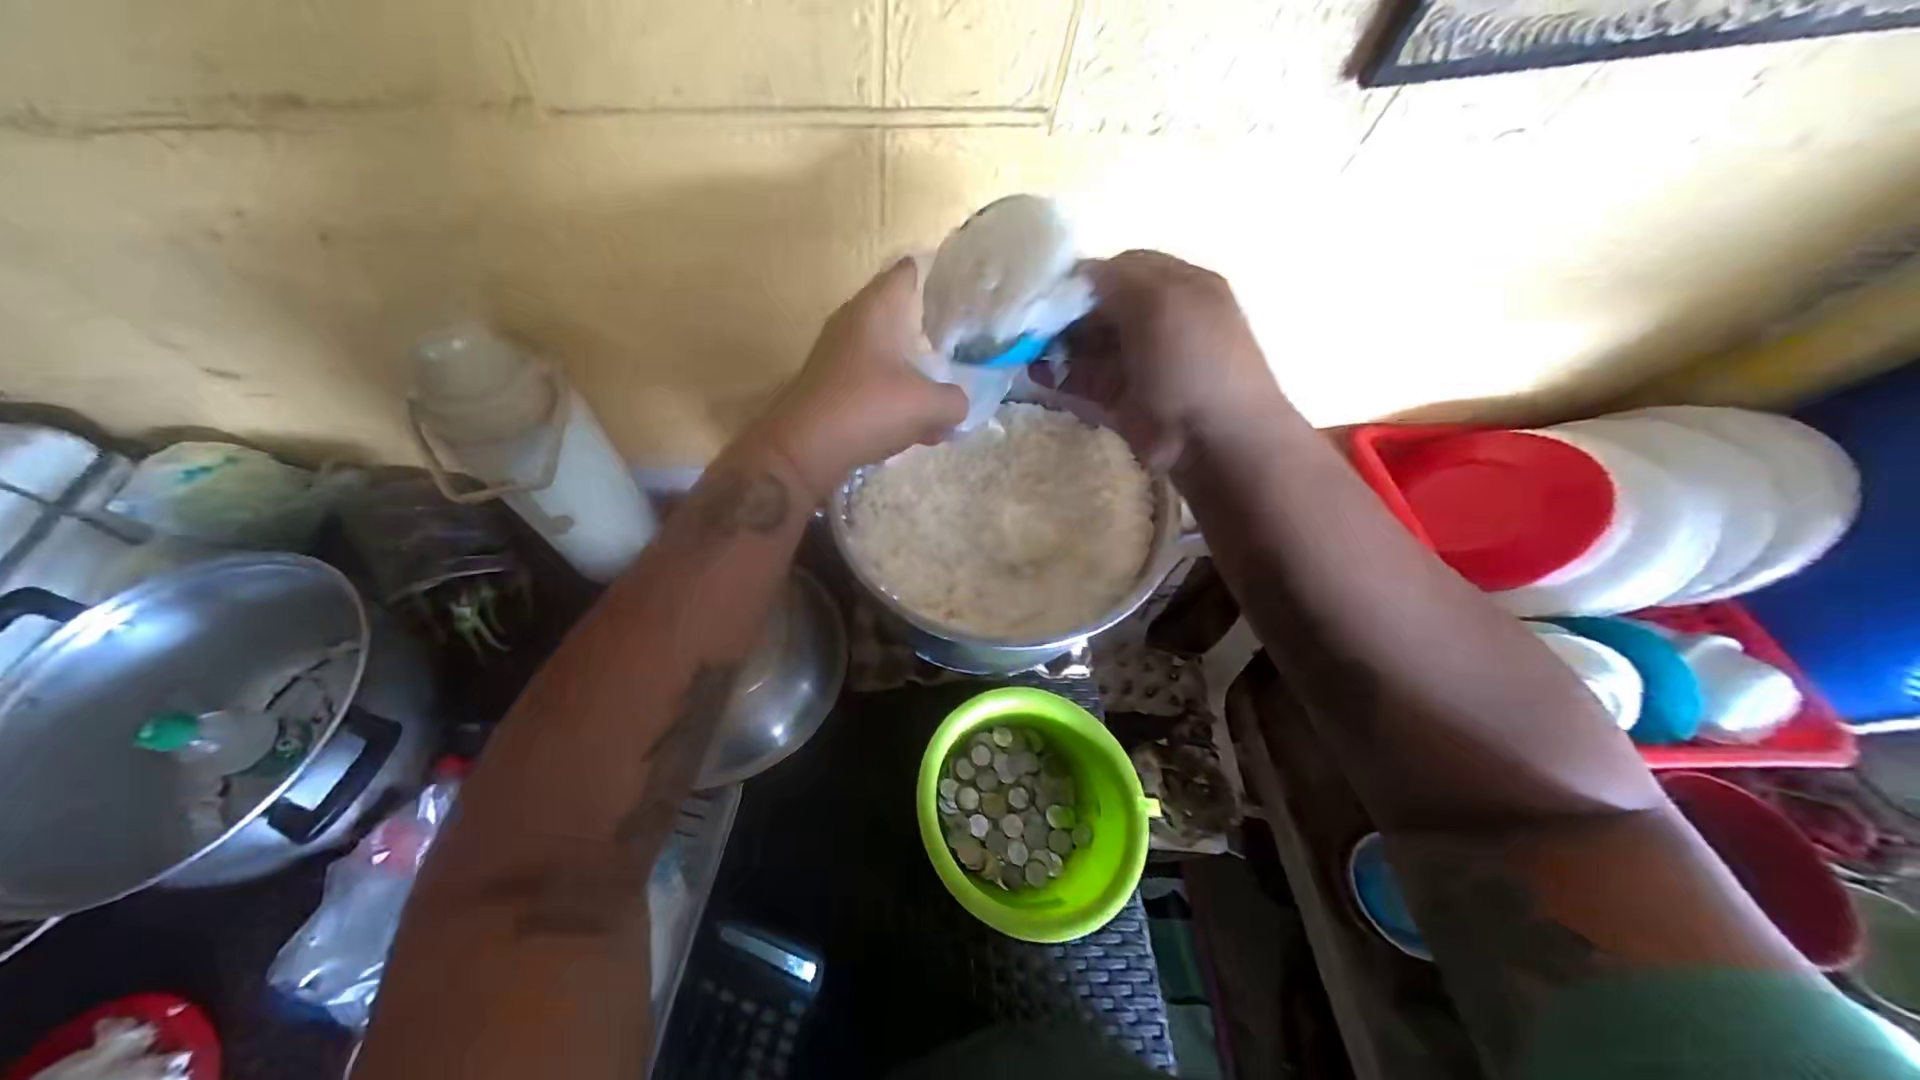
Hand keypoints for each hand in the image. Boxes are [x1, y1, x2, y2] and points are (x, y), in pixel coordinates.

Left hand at [756, 258, 967, 499]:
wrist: (802, 451)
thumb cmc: (866, 409)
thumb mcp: (927, 405)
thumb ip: (955, 400)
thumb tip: (958, 404)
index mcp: (876, 309)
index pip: (911, 270)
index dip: (942, 275)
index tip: (970, 292)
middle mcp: (855, 323)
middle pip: (905, 314)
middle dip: (938, 330)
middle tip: (971, 344)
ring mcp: (843, 356)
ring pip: (893, 354)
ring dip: (921, 371)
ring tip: (953, 390)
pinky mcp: (837, 388)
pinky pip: (879, 384)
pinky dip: (902, 399)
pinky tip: (926, 429)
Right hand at [1040, 250, 1287, 470]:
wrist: (1215, 440)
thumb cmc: (1193, 362)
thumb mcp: (1161, 301)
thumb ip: (1116, 280)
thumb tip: (1077, 275)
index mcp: (1179, 286)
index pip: (1121, 269)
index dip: (1084, 278)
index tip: (1049, 293)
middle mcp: (1159, 321)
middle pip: (1100, 308)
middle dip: (1065, 314)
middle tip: (1031, 326)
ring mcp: (1141, 363)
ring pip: (1088, 344)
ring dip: (1056, 345)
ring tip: (1024, 351)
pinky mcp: (1124, 399)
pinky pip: (1085, 380)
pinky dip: (1058, 375)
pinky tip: (1035, 374)